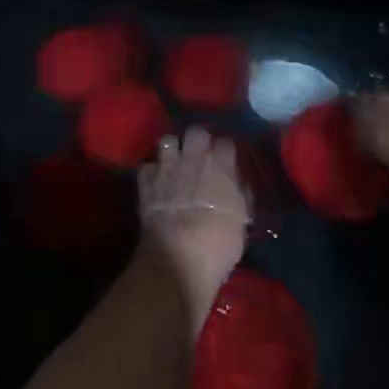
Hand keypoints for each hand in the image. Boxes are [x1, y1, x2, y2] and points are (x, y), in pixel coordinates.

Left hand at [137, 127, 248, 318]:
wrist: (179, 257)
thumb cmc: (219, 243)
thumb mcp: (241, 221)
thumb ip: (240, 195)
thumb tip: (238, 184)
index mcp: (222, 167)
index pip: (226, 143)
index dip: (225, 151)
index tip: (225, 161)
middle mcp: (195, 159)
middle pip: (196, 132)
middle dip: (198, 141)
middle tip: (199, 156)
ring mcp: (168, 168)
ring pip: (168, 141)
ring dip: (171, 151)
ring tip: (173, 164)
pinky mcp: (146, 182)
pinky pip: (147, 167)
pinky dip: (151, 174)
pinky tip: (155, 184)